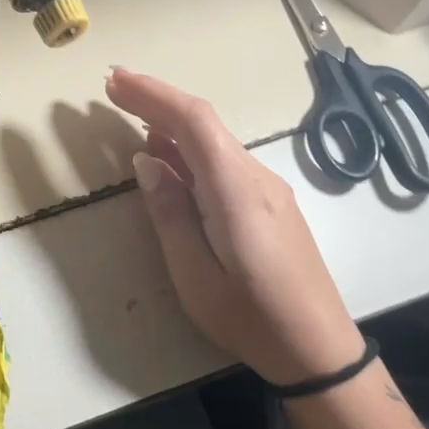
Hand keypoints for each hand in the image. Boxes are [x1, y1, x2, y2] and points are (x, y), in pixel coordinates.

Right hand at [106, 67, 363, 384]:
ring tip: (130, 118)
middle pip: (205, 125)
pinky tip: (169, 158)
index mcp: (235, 192)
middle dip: (157, 101)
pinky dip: (189, 150)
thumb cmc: (249, 317)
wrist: (316, 347)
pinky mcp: (269, 206)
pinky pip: (223, 163)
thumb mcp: (194, 274)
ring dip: (172, 124)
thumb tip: (146, 163)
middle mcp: (256, 179)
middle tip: (113, 88)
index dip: (154, 95)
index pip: (195, 123)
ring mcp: (267, 191)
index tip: (114, 81)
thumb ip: (169, 214)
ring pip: (215, 143)